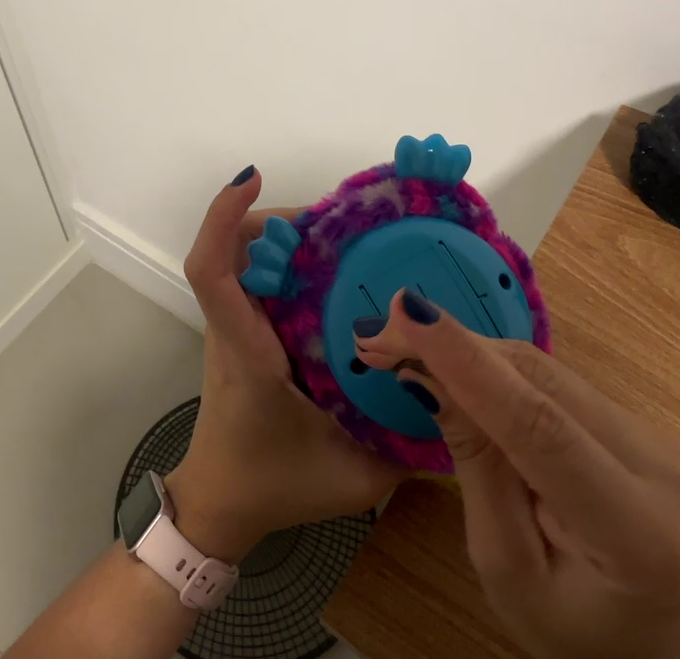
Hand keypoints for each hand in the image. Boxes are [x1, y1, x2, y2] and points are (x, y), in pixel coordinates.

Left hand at [163, 168, 406, 560]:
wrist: (221, 501)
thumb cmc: (274, 486)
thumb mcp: (352, 476)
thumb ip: (410, 445)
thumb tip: (466, 399)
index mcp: (250, 354)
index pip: (213, 275)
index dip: (222, 218)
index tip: (252, 178)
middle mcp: (236, 329)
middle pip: (239, 247)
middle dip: (287, 218)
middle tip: (350, 220)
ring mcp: (237, 328)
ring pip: (250, 257)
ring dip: (294, 237)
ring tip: (357, 242)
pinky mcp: (247, 332)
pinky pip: (264, 280)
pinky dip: (297, 263)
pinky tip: (348, 276)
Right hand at [356, 288, 679, 658]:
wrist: (652, 654)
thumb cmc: (568, 633)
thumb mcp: (503, 566)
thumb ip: (476, 468)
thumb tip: (426, 378)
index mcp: (641, 535)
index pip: (541, 427)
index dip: (468, 363)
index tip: (407, 312)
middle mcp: (672, 474)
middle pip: (545, 386)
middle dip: (456, 349)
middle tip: (378, 333)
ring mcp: (670, 445)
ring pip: (551, 374)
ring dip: (473, 354)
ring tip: (405, 345)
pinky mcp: (653, 430)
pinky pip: (563, 385)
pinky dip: (503, 372)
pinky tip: (459, 368)